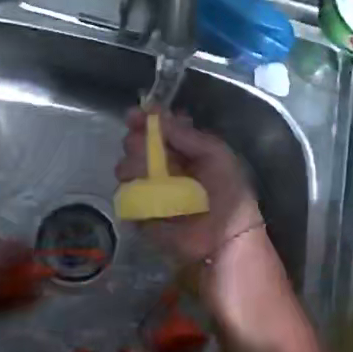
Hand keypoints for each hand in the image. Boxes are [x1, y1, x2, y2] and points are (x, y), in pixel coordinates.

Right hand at [115, 109, 263, 263]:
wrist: (225, 237)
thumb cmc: (227, 193)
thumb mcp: (215, 154)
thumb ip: (187, 135)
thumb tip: (156, 114)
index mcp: (183, 149)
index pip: (157, 128)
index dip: (144, 120)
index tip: (135, 117)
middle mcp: (163, 165)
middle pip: (136, 144)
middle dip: (136, 141)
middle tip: (140, 145)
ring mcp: (150, 188)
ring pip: (126, 167)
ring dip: (133, 164)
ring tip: (147, 173)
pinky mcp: (141, 211)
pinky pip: (125, 195)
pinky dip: (130, 189)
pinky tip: (144, 191)